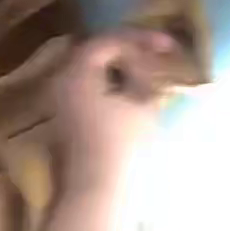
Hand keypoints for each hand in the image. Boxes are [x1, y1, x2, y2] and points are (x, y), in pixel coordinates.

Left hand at [54, 29, 181, 198]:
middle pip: (96, 55)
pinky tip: (134, 100)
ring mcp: (61, 104)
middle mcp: (62, 82)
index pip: (109, 40)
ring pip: (94, 76)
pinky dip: (113, 90)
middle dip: (129, 53)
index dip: (141, 39)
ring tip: (150, 79)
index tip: (169, 45)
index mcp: (76, 72)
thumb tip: (145, 65)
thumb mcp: (142, 105)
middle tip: (158, 57)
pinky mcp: (67, 123)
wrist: (97, 191)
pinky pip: (91, 94)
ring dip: (122, 73)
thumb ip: (144, 76)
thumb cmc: (122, 145)